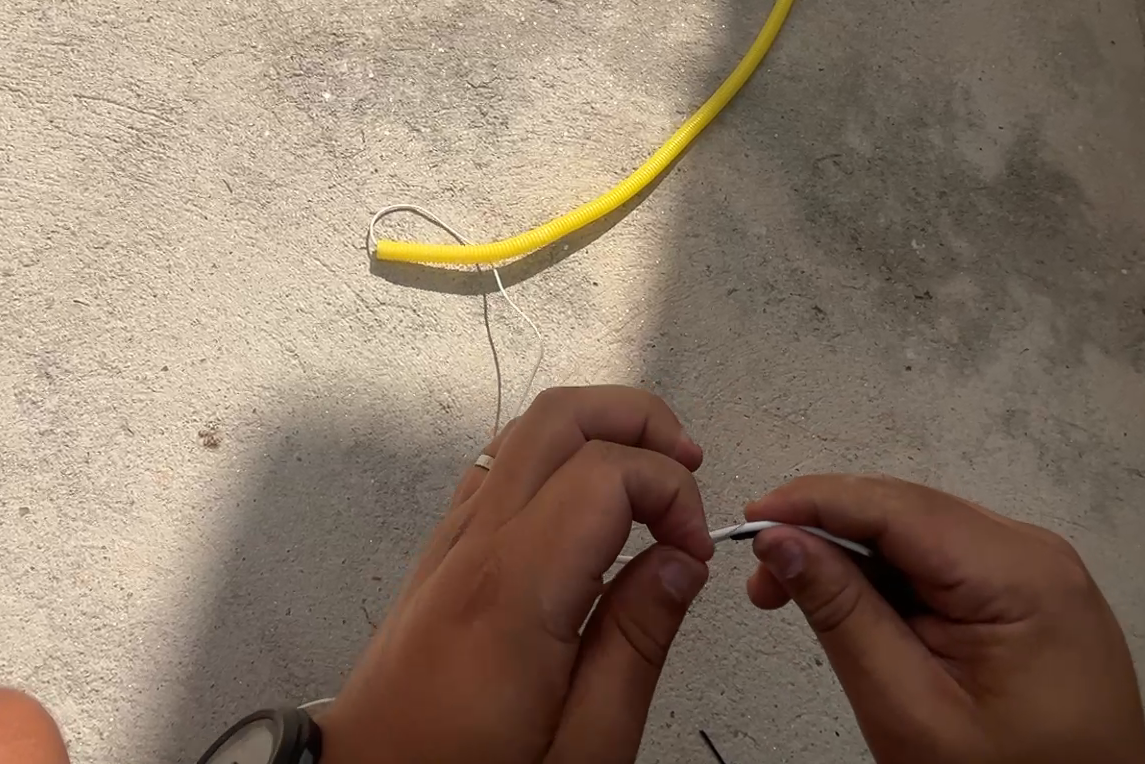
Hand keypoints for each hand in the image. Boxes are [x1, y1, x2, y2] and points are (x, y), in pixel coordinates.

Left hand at [318, 387, 714, 763]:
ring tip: (649, 475)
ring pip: (528, 425)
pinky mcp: (448, 539)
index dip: (671, 492)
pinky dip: (560, 449)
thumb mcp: (582, 749)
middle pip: (560, 415)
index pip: (605, 473)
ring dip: (598, 425)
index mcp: (516, 586)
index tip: (697, 549)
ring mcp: (456, 529)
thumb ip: (637, 642)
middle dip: (637, 418)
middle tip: (688, 468)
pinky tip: (589, 495)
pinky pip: (504, 458)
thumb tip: (682, 562)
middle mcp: (479, 537)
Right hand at [744, 475, 1144, 763]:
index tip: (750, 518)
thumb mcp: (908, 708)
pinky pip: (927, 553)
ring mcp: (1028, 565)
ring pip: (905, 526)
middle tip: (762, 574)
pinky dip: (876, 570)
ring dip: (842, 551)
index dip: (811, 501)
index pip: (892, 506)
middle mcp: (1030, 550)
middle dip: (820, 530)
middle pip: (897, 509)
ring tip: (790, 590)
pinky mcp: (1016, 584)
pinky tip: (844, 598)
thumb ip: (840, 611)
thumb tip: (776, 537)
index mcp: (1020, 575)